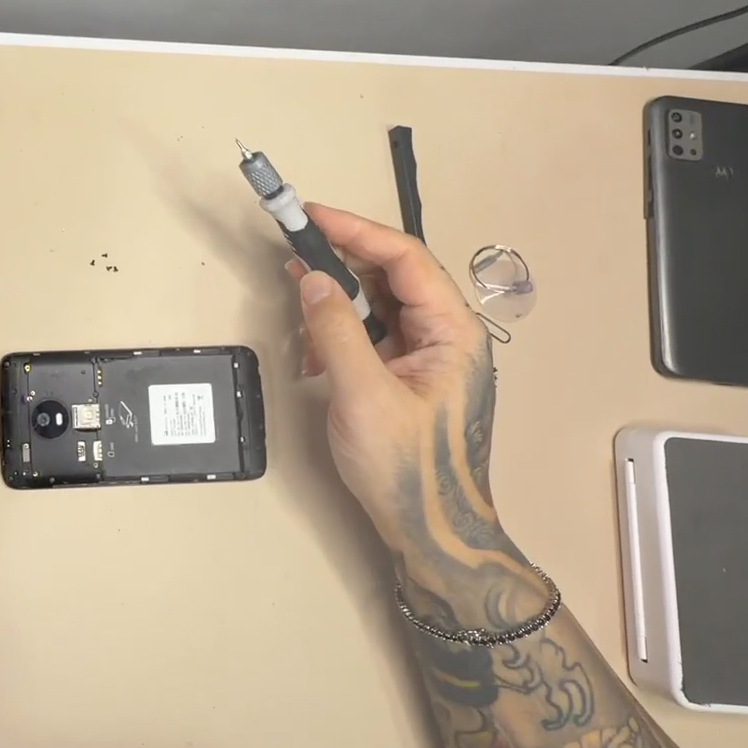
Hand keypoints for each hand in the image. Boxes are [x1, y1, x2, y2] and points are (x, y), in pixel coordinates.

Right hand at [286, 205, 505, 562]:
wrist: (431, 531)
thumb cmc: (408, 468)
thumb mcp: (364, 395)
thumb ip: (337, 331)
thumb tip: (312, 278)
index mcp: (452, 331)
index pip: (405, 259)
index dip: (356, 230)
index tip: (311, 215)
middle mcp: (443, 334)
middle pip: (390, 275)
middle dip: (340, 263)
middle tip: (295, 252)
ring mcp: (424, 355)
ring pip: (376, 303)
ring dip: (335, 302)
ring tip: (299, 304)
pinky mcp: (404, 373)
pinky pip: (369, 333)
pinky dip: (336, 332)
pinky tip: (313, 352)